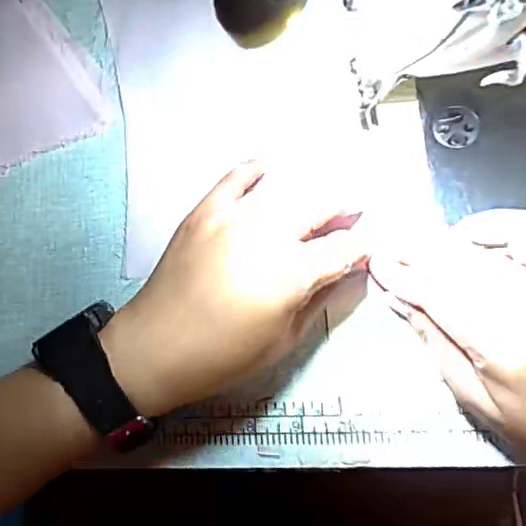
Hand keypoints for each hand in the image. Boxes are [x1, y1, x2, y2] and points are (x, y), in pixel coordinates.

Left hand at [102, 162, 366, 416]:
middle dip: (343, 211)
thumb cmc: (223, 356)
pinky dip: (257, 169)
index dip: (362, 246)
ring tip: (318, 200)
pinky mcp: (205, 210)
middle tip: (350, 217)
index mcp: (290, 275)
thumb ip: (319, 297)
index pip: (343, 248)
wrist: (156, 347)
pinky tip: (272, 169)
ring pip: (286, 187)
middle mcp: (265, 236)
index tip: (369, 245)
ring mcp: (232, 217)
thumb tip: (345, 270)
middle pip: (320, 206)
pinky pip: (237, 177)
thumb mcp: (284, 340)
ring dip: (310, 191)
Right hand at [370, 210, 525, 525]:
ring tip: (452, 242)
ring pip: (519, 234)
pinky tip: (523, 242)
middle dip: (425, 248)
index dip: (404, 273)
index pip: (439, 291)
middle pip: (470, 258)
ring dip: (477, 232)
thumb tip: (404, 303)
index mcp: (509, 345)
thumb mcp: (486, 407)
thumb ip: (442, 348)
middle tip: (400, 245)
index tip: (380, 260)